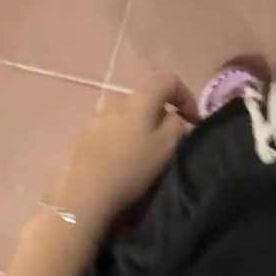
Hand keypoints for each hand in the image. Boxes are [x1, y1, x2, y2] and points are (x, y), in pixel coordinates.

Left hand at [46, 72, 196, 231]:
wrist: (82, 196)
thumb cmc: (131, 168)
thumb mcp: (166, 148)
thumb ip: (177, 125)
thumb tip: (173, 116)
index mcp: (141, 98)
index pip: (169, 79)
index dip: (186, 95)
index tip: (192, 120)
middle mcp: (118, 99)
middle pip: (147, 96)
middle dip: (163, 112)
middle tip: (171, 136)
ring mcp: (97, 116)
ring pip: (128, 113)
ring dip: (141, 125)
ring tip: (146, 150)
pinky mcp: (84, 136)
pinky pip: (112, 128)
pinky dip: (123, 136)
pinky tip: (123, 159)